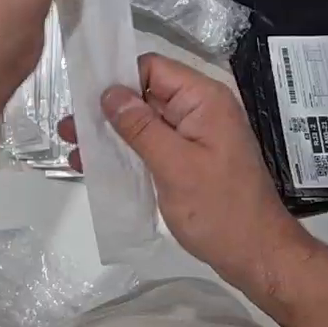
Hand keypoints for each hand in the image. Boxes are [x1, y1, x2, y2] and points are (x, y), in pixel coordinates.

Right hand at [60, 53, 314, 287]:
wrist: (259, 258)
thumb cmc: (220, 210)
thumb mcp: (174, 166)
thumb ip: (140, 127)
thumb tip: (109, 93)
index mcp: (203, 98)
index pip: (153, 68)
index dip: (119, 79)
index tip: (85, 98)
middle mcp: (200, 108)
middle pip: (146, 94)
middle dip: (107, 109)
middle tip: (68, 127)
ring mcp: (196, 135)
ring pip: (145, 121)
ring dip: (112, 133)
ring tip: (73, 148)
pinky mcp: (191, 158)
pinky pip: (153, 144)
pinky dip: (127, 152)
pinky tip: (96, 166)